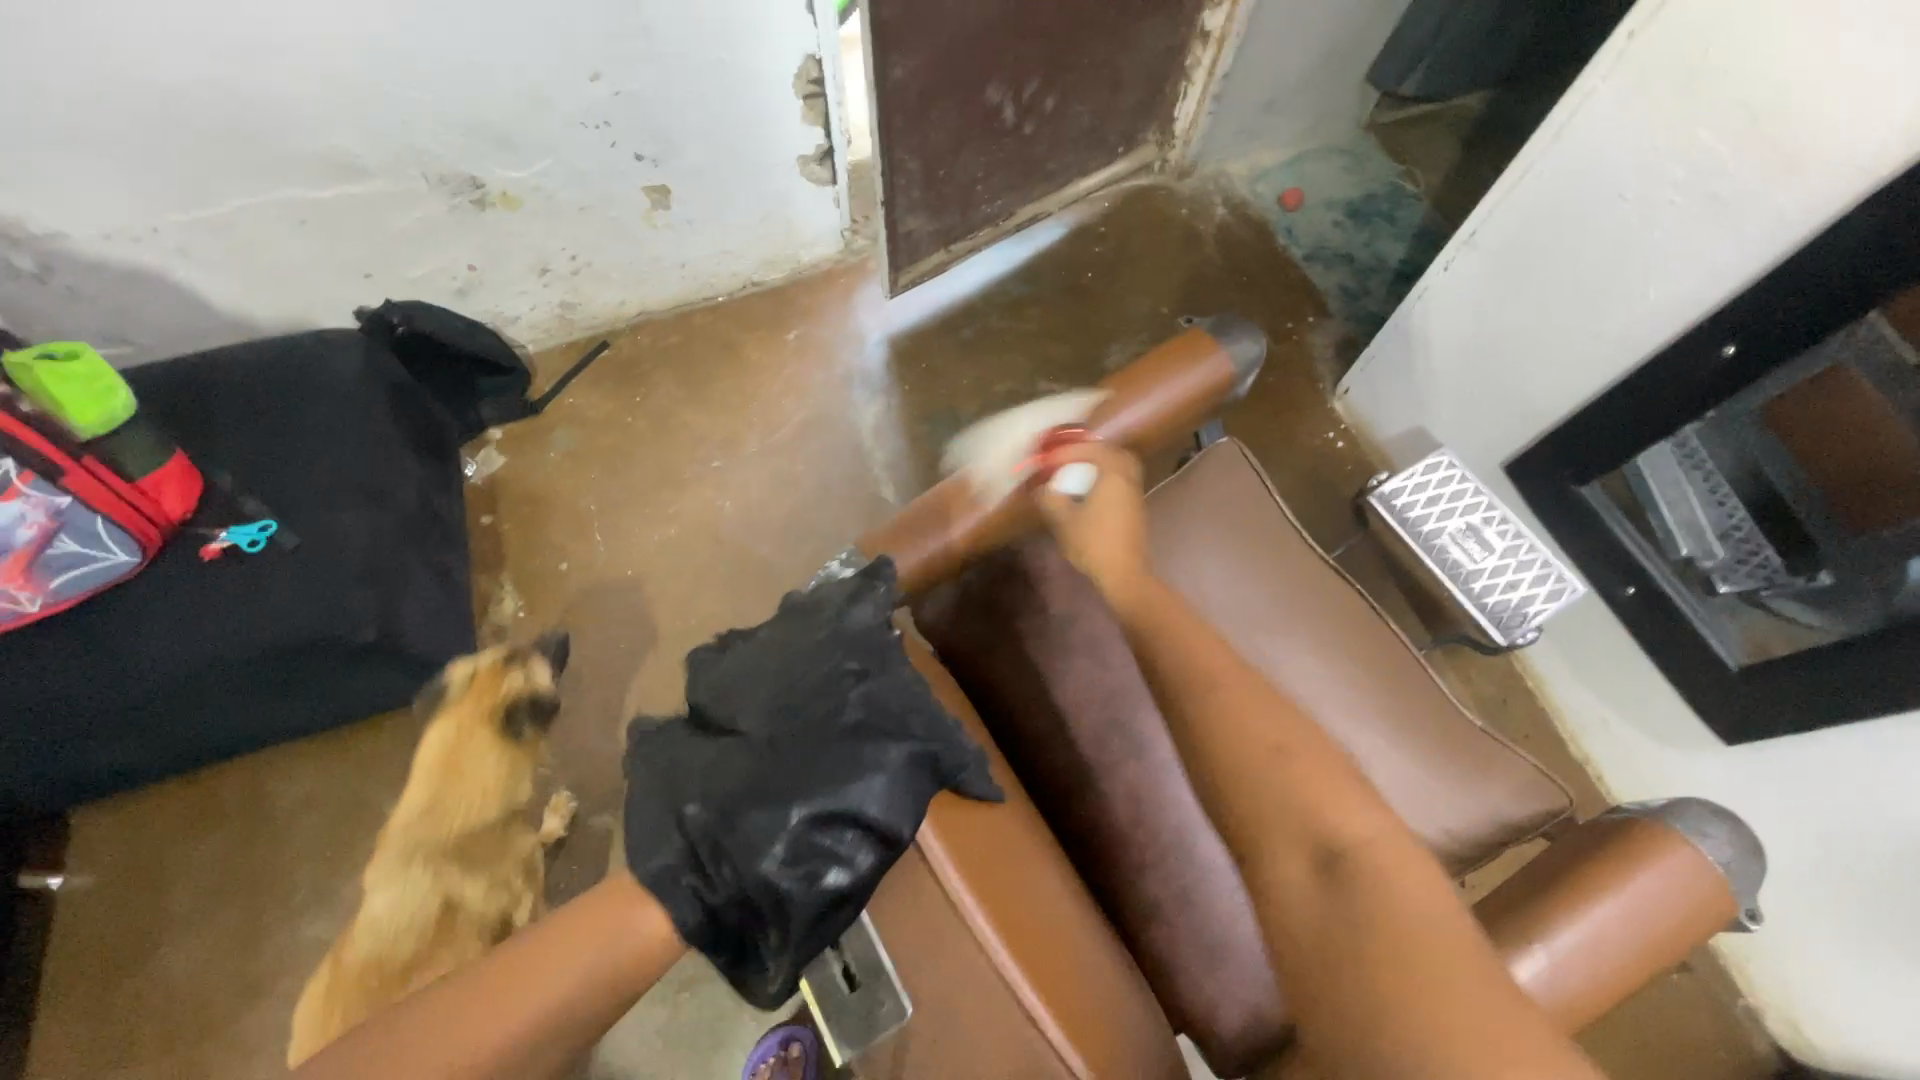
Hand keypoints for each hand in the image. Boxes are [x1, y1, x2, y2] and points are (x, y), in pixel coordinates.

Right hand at [1033, 441, 1152, 614]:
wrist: (1123, 573)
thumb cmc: (1093, 542)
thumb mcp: (1063, 519)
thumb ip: (1050, 498)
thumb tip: (1042, 489)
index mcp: (1114, 474)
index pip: (1093, 449)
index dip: (1068, 451)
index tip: (1049, 460)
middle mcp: (1129, 479)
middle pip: (1114, 455)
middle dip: (1092, 453)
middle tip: (1072, 460)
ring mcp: (1136, 496)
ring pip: (1120, 471)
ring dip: (1100, 469)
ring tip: (1076, 478)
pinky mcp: (1136, 512)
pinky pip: (1121, 486)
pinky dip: (1105, 483)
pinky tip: (1089, 496)